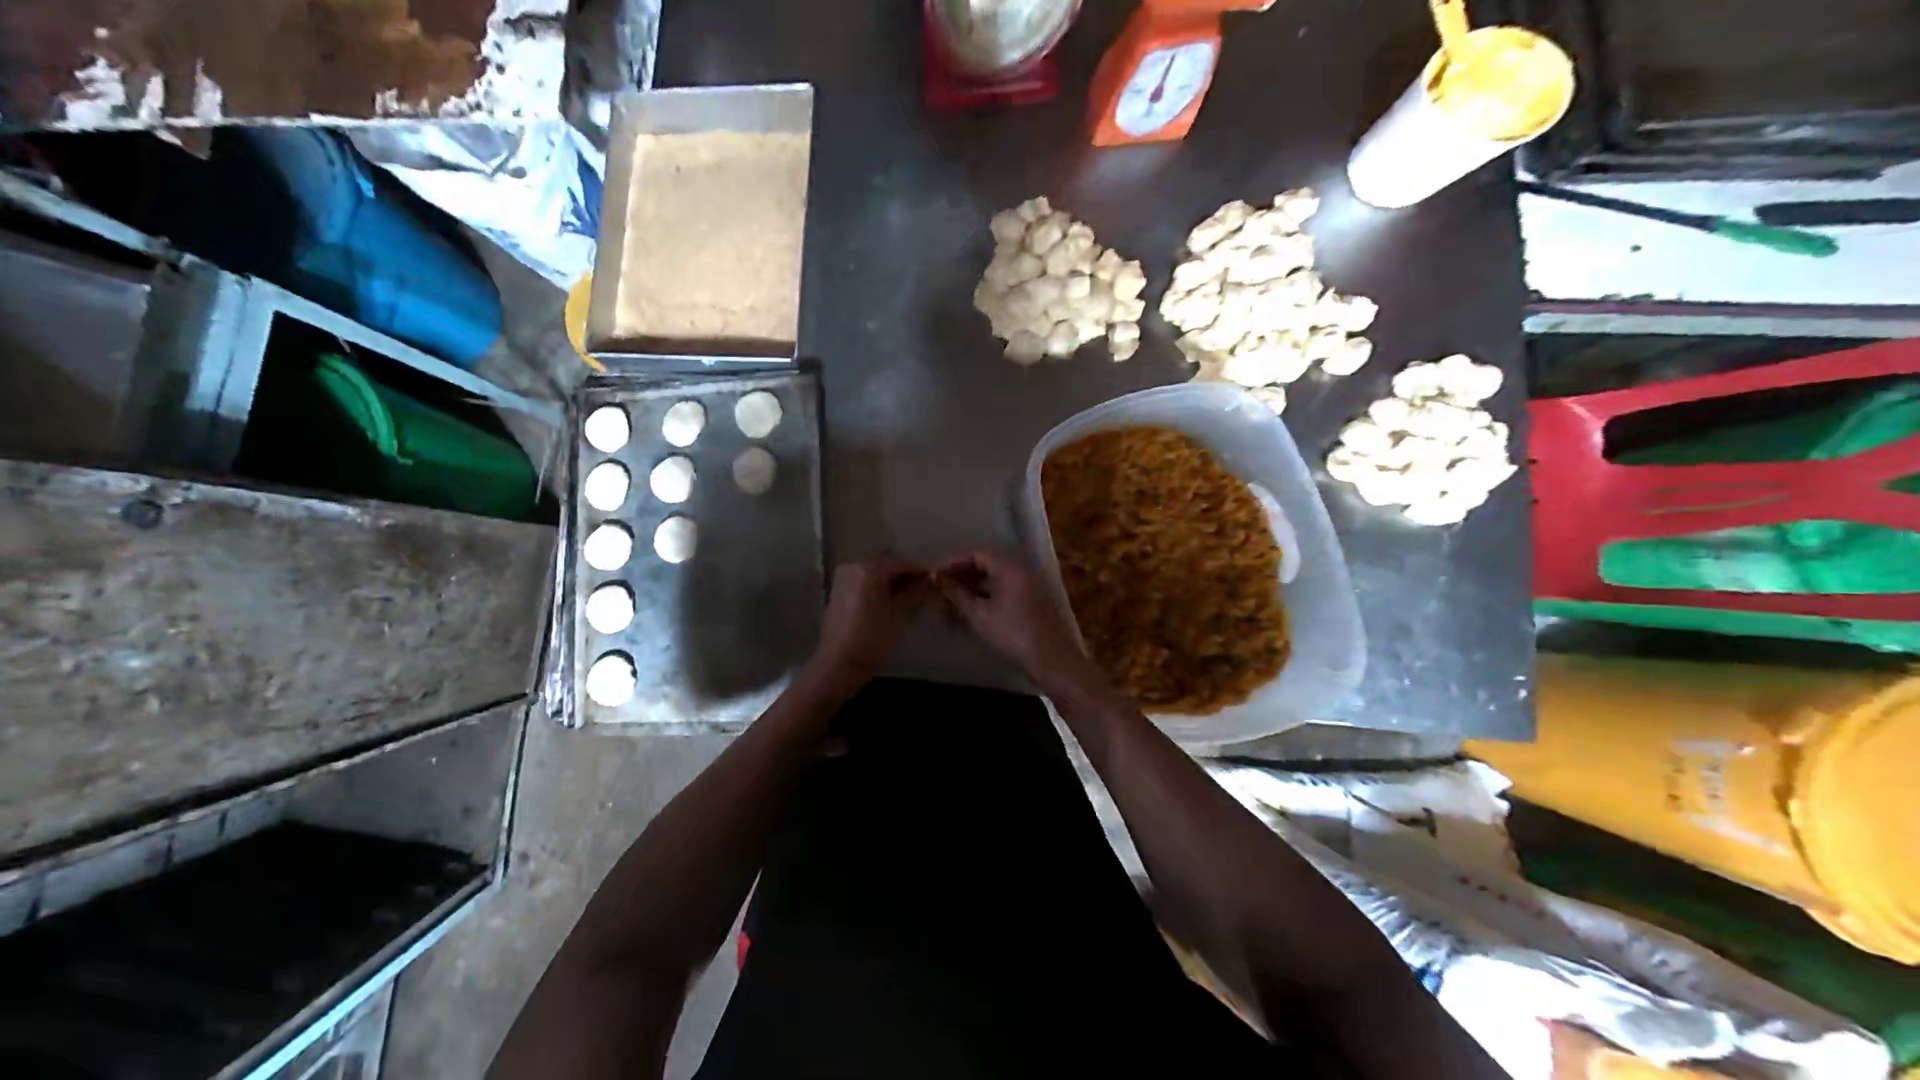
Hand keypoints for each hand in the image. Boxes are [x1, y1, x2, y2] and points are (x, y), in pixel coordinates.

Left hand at [812, 554, 934, 688]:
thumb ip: (916, 593)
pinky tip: (888, 598)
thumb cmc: (873, 639)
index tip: (935, 579)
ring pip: (874, 571)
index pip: (901, 564)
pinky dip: (877, 584)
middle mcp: (854, 566)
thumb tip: (934, 579)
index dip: (920, 571)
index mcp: (869, 570)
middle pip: (886, 563)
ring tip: (908, 595)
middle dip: (904, 573)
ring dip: (890, 578)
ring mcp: (843, 577)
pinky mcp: (838, 589)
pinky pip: (863, 579)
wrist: (839, 662)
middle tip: (923, 588)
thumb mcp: (899, 615)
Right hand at [933, 550, 1101, 692]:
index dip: (953, 561)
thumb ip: (957, 595)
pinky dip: (988, 590)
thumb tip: (940, 580)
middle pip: (988, 561)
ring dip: (975, 582)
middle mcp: (1023, 568)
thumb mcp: (979, 615)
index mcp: (1010, 566)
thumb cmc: (1013, 634)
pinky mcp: (1035, 597)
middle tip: (942, 583)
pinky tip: (975, 605)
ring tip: (954, 595)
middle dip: (963, 571)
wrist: (1051, 658)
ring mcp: (1031, 582)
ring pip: (997, 574)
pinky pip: (1006, 585)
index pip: (977, 553)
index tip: (936, 572)